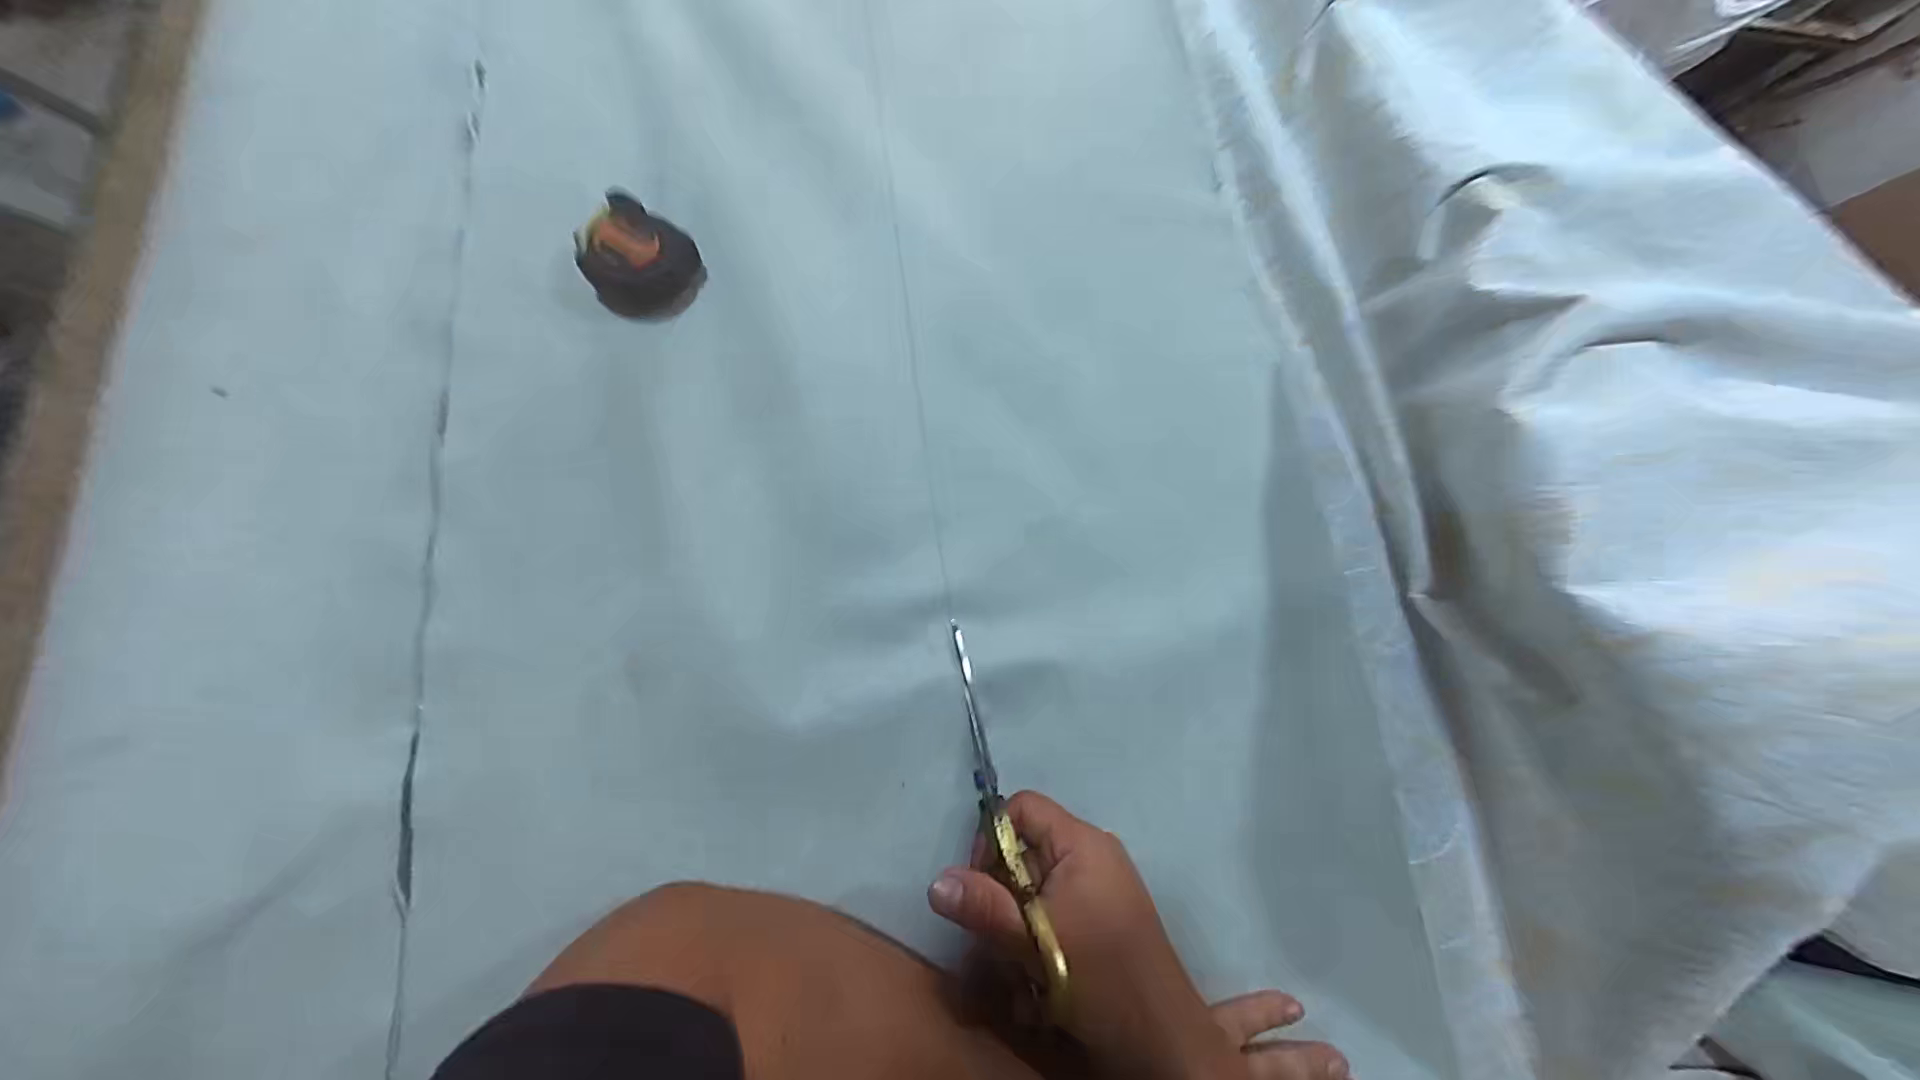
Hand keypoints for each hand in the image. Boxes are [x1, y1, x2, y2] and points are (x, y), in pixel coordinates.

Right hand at [927, 791, 1349, 1079]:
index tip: (982, 887)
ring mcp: (1098, 888)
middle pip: (1023, 853)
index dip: (992, 839)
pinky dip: (1038, 949)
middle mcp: (1092, 855)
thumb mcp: (1035, 942)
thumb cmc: (1102, 978)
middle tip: (999, 945)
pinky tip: (1038, 993)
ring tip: (1022, 981)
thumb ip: (984, 907)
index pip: (1022, 807)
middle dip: (1002, 901)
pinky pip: (1053, 917)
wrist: (1166, 1045)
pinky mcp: (1101, 920)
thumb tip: (936, 882)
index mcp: (1081, 842)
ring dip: (1017, 936)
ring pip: (1034, 893)